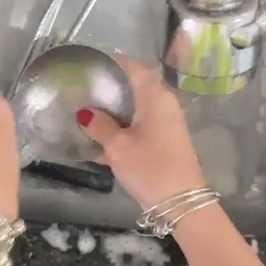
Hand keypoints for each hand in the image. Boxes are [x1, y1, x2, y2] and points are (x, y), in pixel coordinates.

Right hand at [79, 56, 208, 209]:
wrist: (182, 203)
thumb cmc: (149, 167)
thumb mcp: (117, 147)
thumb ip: (100, 126)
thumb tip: (85, 113)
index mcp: (155, 97)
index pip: (134, 68)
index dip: (114, 62)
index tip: (92, 62)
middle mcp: (164, 105)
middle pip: (135, 87)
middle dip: (111, 87)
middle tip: (84, 88)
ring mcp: (166, 124)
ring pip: (136, 108)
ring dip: (115, 110)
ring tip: (86, 113)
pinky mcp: (165, 141)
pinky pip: (139, 126)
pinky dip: (122, 128)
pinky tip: (99, 142)